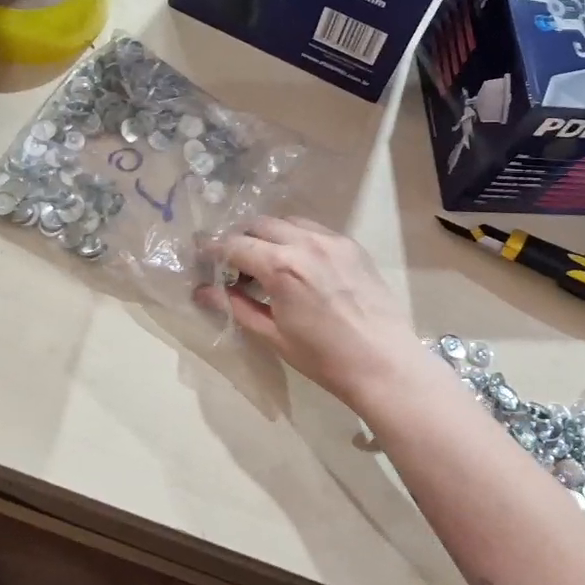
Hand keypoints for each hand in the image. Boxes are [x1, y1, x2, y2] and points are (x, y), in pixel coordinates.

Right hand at [195, 216, 431, 406]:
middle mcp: (305, 242)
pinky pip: (314, 230)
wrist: (383, 362)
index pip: (235, 245)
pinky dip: (297, 238)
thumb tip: (202, 292)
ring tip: (265, 264)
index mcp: (281, 267)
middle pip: (259, 224)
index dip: (213, 249)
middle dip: (240, 239)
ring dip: (269, 235)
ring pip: (288, 222)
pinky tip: (297, 265)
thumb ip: (235, 306)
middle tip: (232, 265)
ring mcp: (333, 240)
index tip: (201, 256)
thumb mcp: (273, 335)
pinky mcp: (352, 246)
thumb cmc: (324, 358)